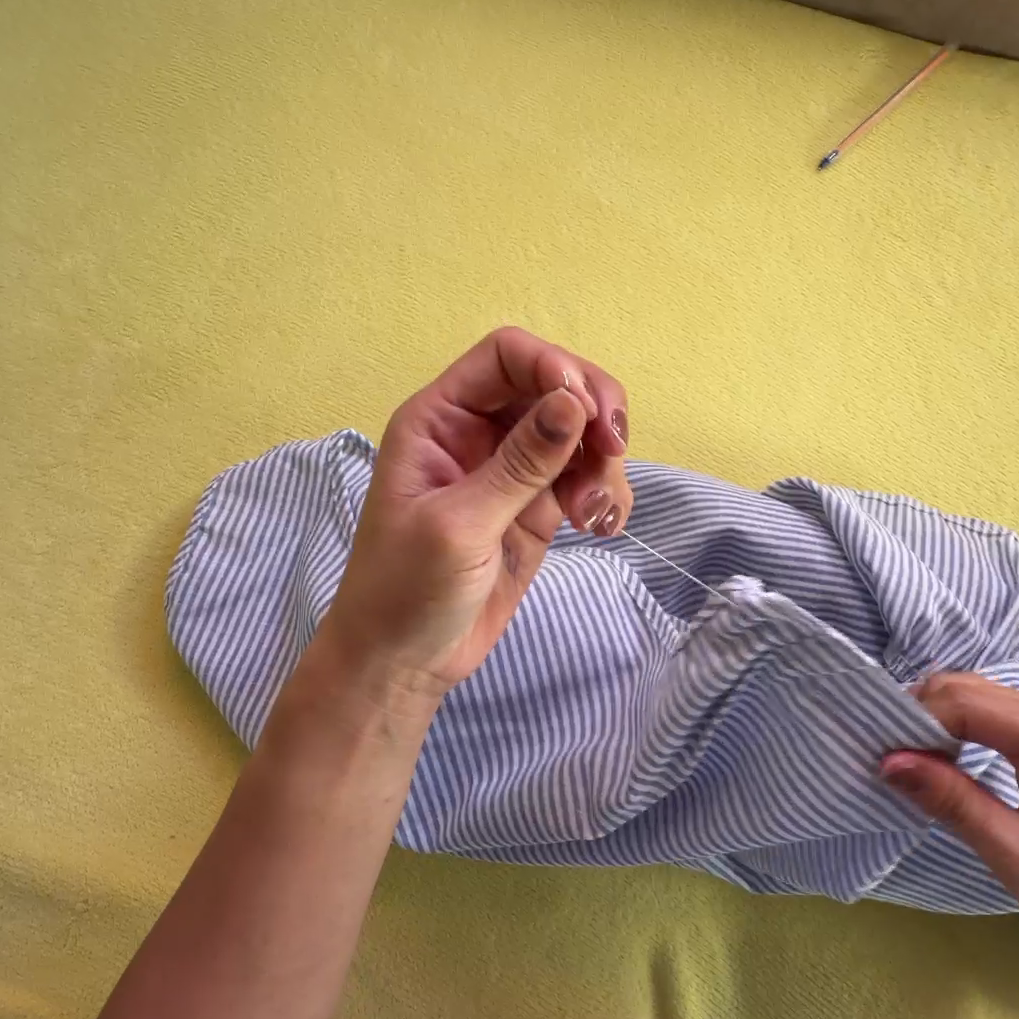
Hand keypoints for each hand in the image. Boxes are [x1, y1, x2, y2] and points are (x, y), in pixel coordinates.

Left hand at [319, 327, 632, 701]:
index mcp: (440, 419)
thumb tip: (574, 403)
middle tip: (614, 451)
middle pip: (553, 385)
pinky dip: (604, 491)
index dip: (553, 368)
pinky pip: (583, 478)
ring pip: (576, 432)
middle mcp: (478, 433)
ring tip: (596, 512)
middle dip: (592, 410)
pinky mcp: (536, 508)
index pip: (505, 357)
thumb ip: (518, 464)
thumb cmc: (405, 590)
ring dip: (602, 461)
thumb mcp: (459, 525)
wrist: (404, 661)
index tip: (587, 413)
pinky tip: (603, 525)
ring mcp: (511, 471)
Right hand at [880, 674, 1018, 993]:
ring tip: (907, 766)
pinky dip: (955, 730)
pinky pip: (991, 713)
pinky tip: (940, 761)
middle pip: (968, 691)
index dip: (914, 722)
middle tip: (886, 765)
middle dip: (918, 719)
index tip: (877, 759)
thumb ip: (955, 804)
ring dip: (933, 724)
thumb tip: (887, 761)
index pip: (968, 703)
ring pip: (974, 696)